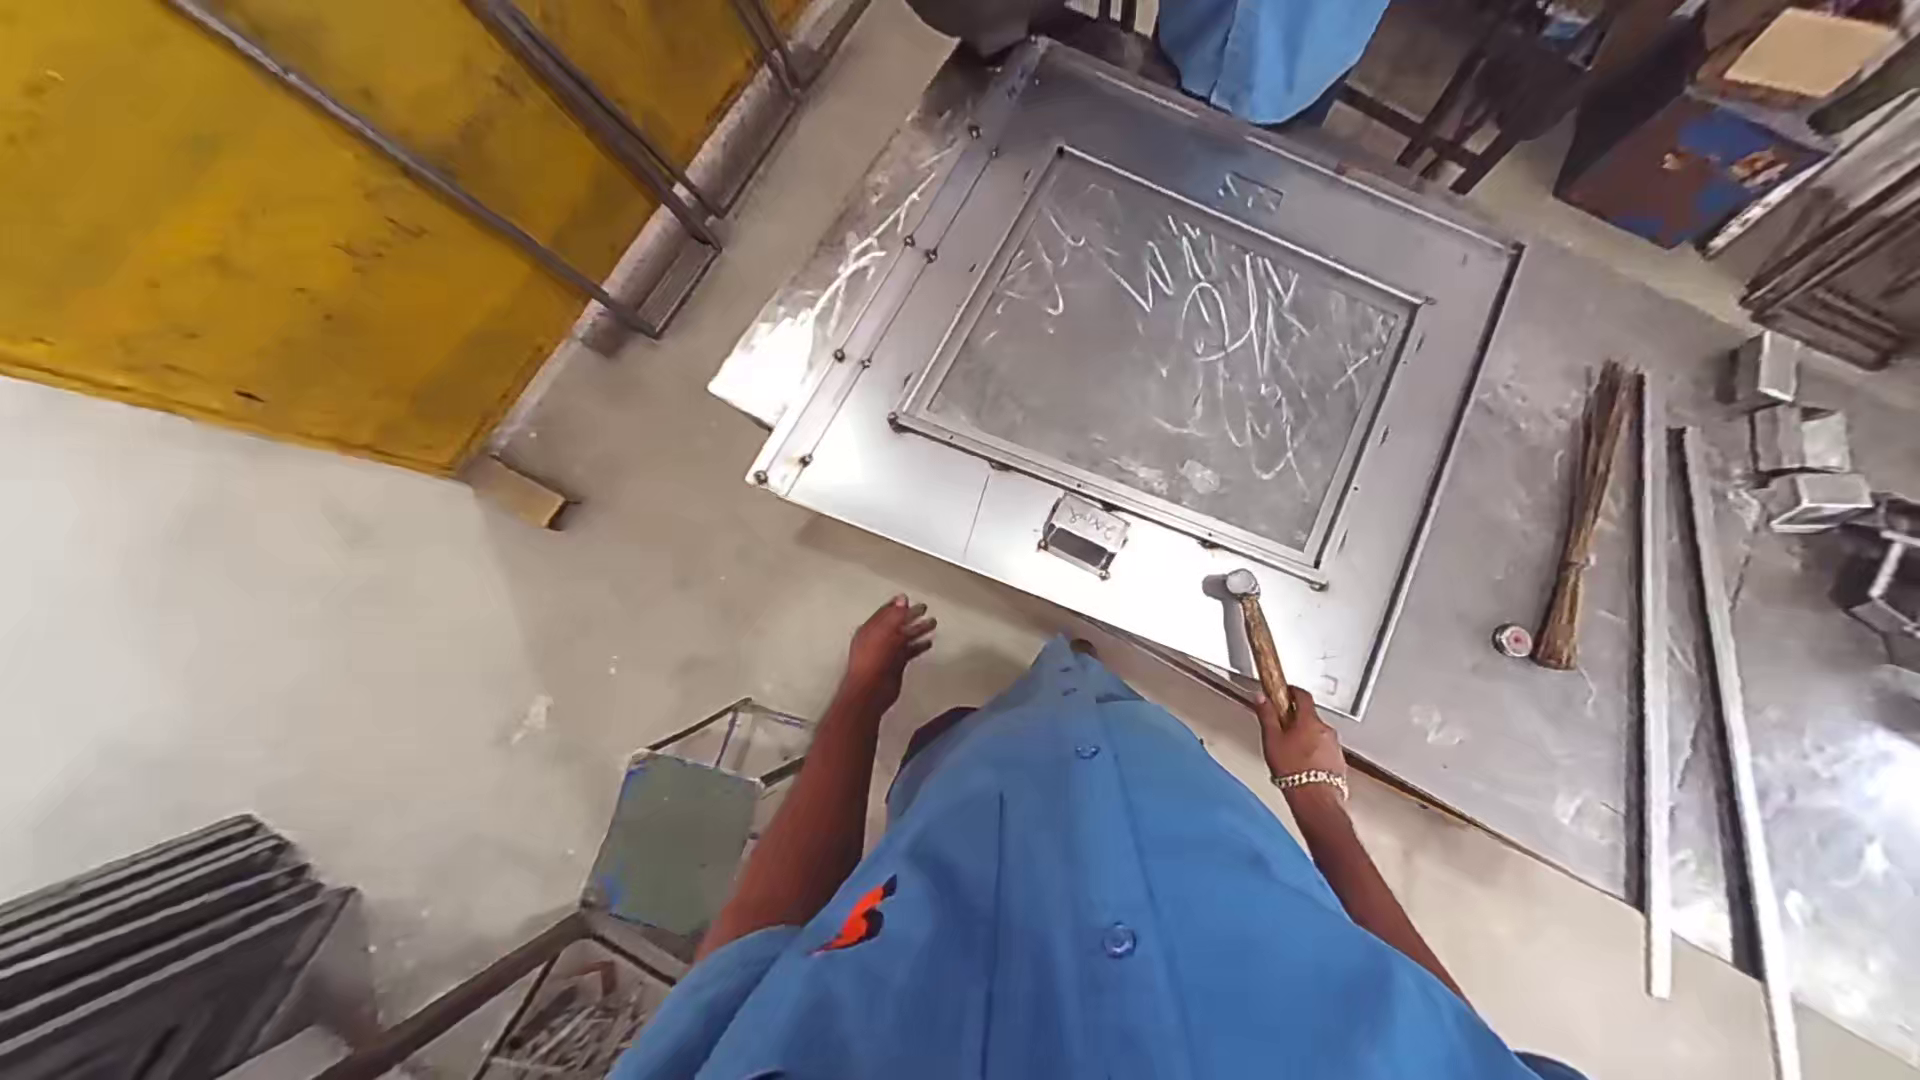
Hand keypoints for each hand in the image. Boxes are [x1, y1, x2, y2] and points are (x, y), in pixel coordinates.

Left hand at [841, 595, 935, 710]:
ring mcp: (886, 653)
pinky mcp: (895, 665)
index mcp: (871, 629)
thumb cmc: (874, 659)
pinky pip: (909, 651)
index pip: (886, 612)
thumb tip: (902, 599)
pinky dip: (918, 646)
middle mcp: (877, 639)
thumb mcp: (885, 632)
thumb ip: (895, 615)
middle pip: (897, 623)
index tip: (909, 598)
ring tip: (932, 623)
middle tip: (924, 608)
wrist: (871, 691)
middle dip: (911, 615)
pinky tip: (928, 642)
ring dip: (918, 629)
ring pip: (904, 637)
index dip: (898, 605)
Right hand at [1254, 687, 1344, 783]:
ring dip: (1305, 736)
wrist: (1315, 800)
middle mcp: (1326, 730)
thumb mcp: (1271, 739)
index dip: (1292, 691)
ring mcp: (1335, 747)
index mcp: (1309, 721)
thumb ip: (1267, 715)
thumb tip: (1261, 698)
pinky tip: (1301, 763)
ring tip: (1290, 750)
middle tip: (1281, 727)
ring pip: (1317, 734)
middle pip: (1310, 716)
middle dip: (1296, 718)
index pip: (1303, 696)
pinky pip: (1324, 749)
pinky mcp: (1338, 762)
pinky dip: (1313, 751)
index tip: (1285, 691)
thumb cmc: (1293, 770)